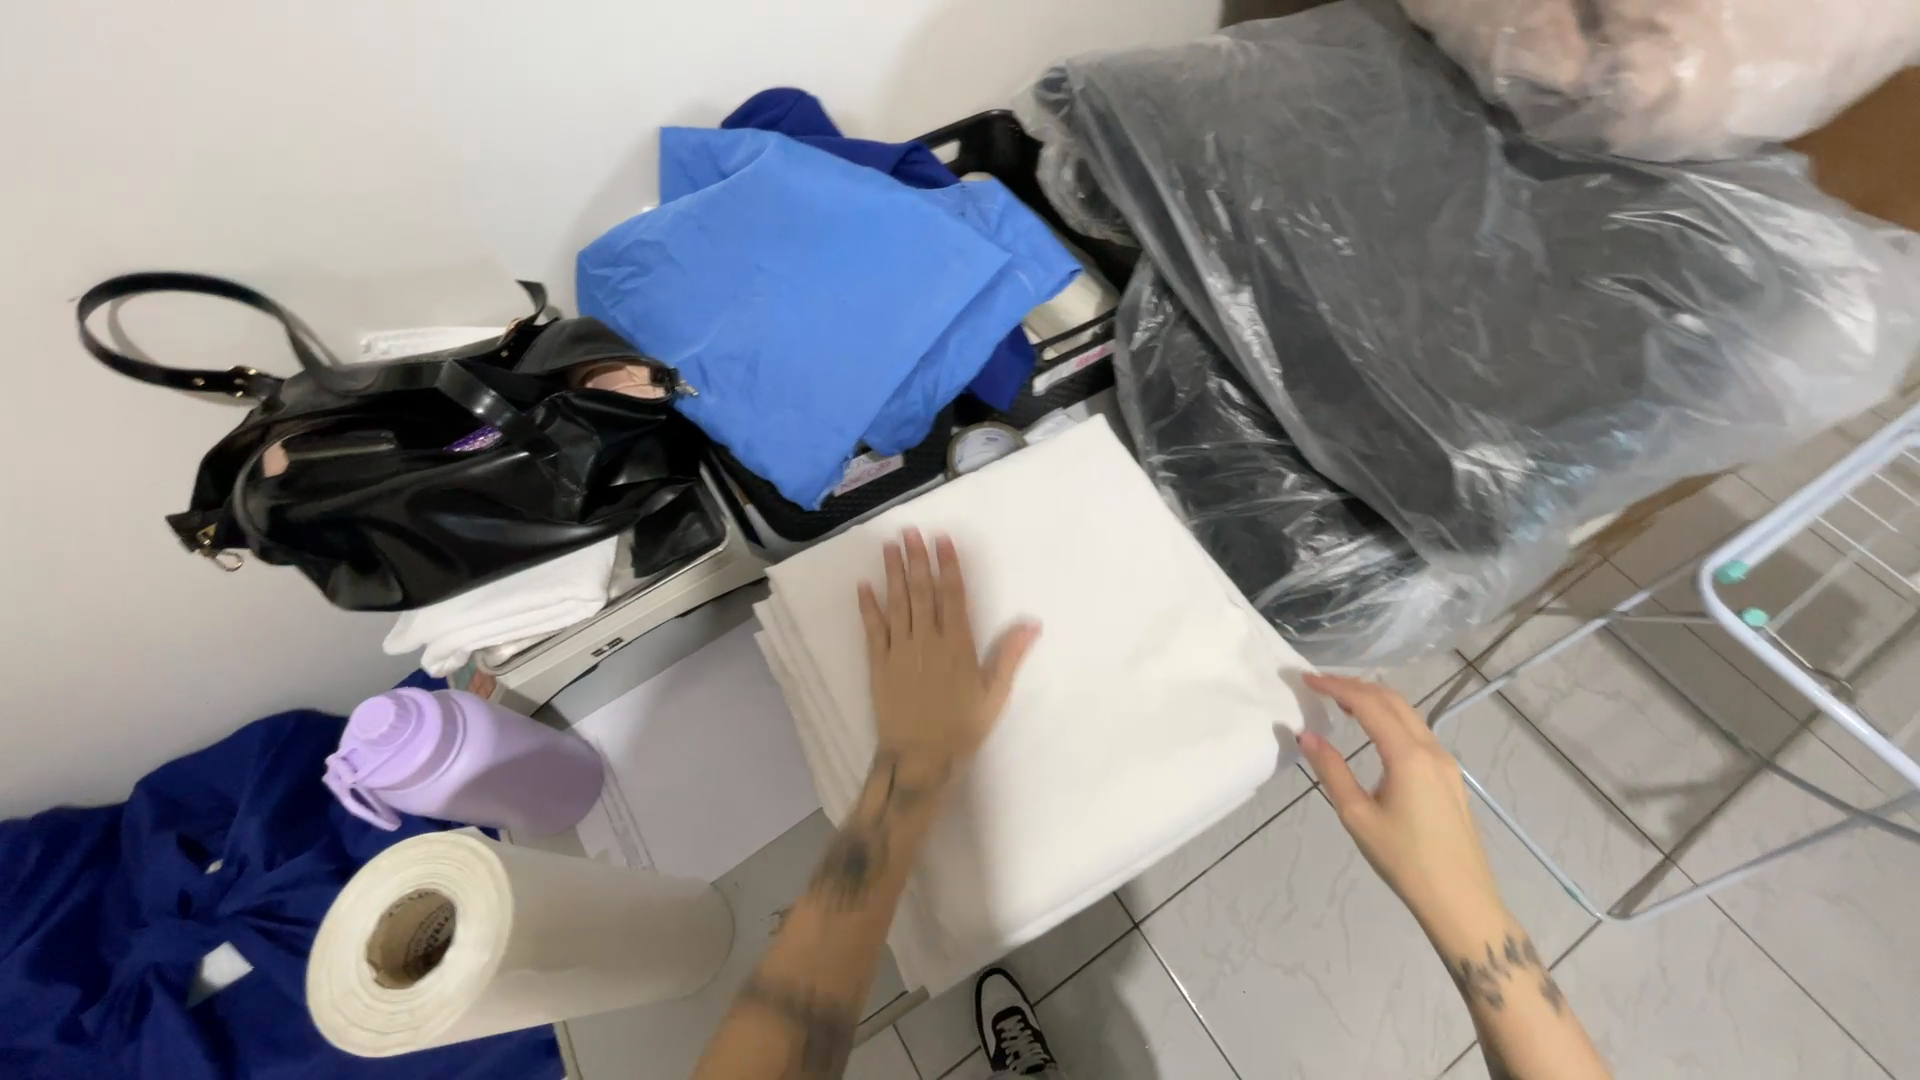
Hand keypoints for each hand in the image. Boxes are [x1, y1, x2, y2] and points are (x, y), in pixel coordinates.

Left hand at [858, 529, 1040, 777]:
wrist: (919, 756)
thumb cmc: (962, 726)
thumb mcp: (994, 693)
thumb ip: (1010, 655)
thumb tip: (1032, 623)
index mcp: (956, 644)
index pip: (952, 595)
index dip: (947, 565)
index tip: (942, 540)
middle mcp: (926, 639)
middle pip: (920, 591)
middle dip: (916, 559)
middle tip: (910, 531)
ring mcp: (899, 649)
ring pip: (896, 602)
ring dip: (892, 572)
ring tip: (890, 546)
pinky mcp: (879, 663)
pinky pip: (873, 628)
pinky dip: (868, 606)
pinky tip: (864, 585)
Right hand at [1296, 673, 1508, 940]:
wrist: (1461, 901)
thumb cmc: (1403, 859)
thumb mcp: (1356, 815)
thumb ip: (1331, 770)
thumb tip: (1306, 735)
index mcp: (1408, 757)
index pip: (1369, 704)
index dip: (1337, 687)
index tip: (1307, 679)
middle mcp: (1432, 751)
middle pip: (1393, 701)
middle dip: (1355, 686)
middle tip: (1320, 683)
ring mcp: (1446, 764)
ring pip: (1409, 714)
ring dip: (1374, 700)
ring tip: (1340, 700)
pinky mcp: (1449, 778)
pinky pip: (1417, 732)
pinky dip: (1389, 718)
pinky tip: (1372, 729)